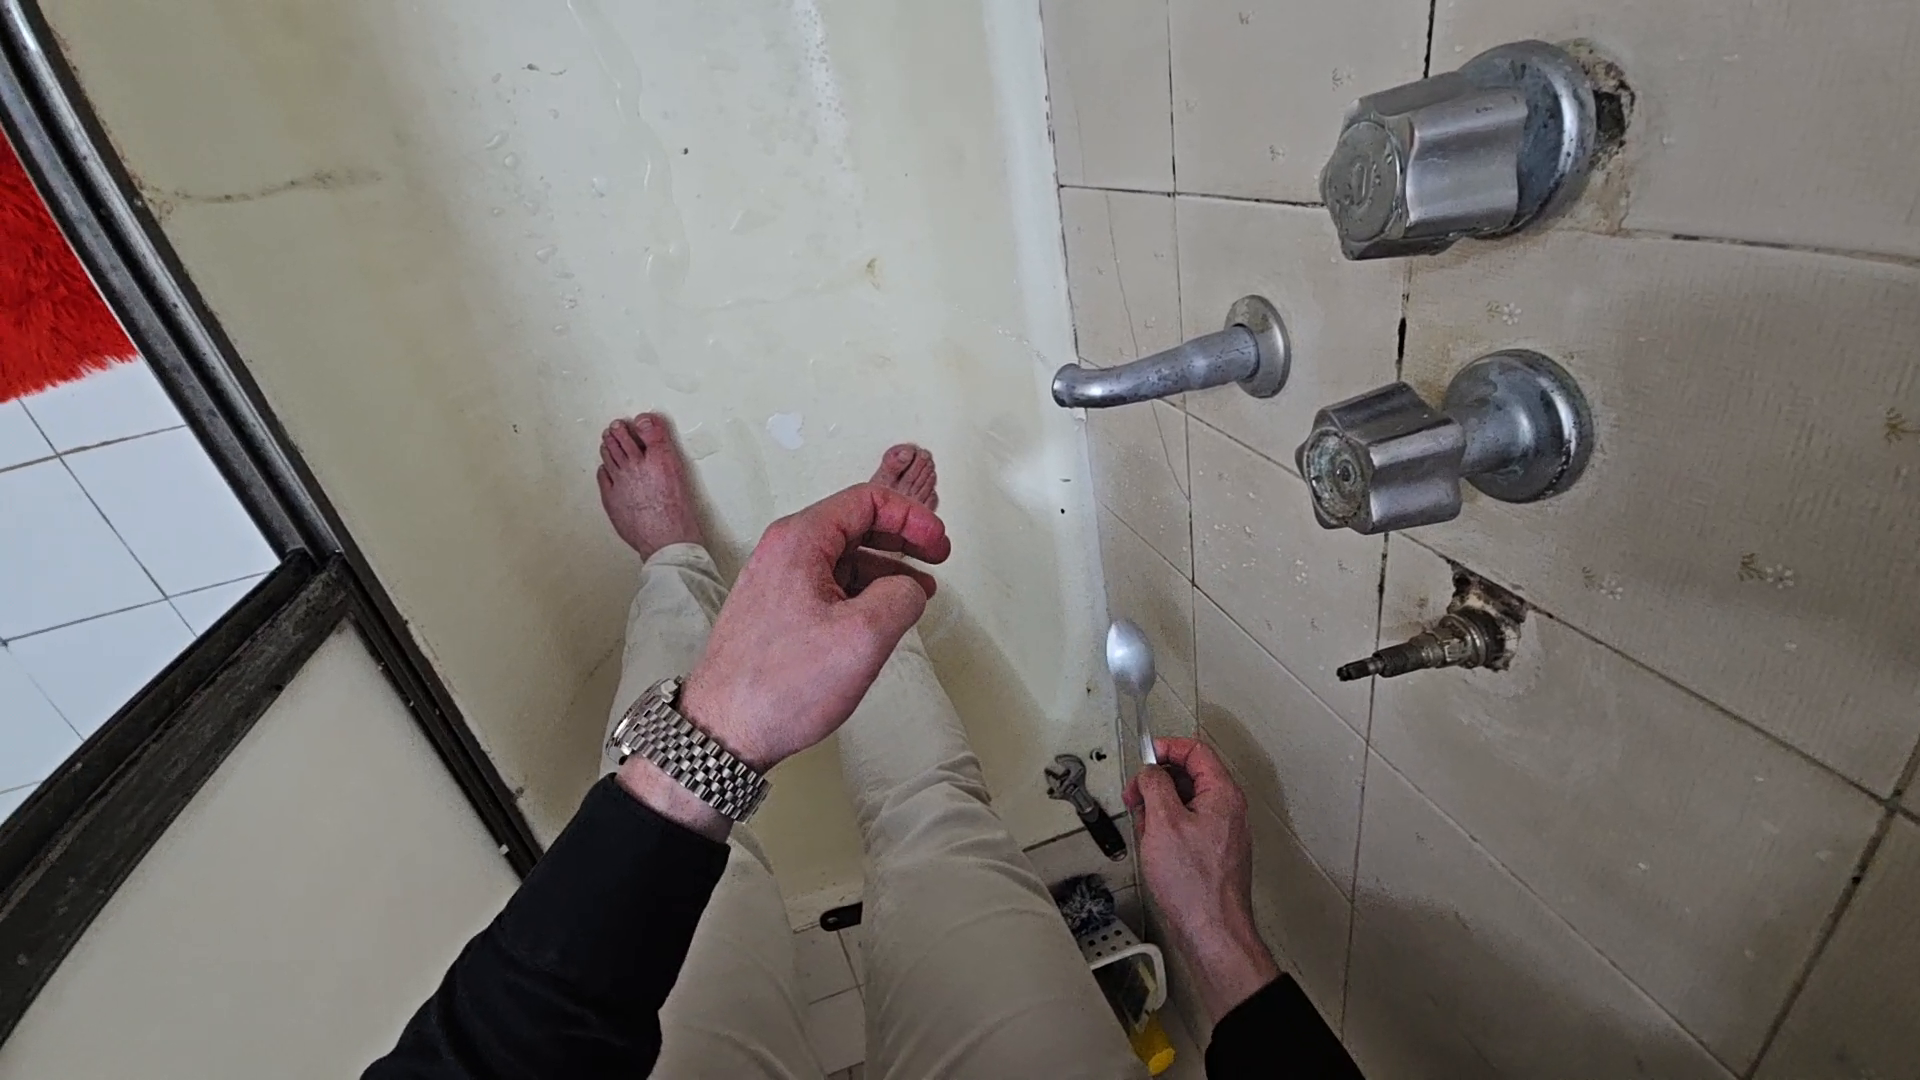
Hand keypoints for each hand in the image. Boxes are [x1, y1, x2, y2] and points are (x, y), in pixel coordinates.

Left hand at [619, 483, 950, 837]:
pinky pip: (830, 584)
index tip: (937, 541)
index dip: (911, 516)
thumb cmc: (780, 686)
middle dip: (903, 538)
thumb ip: (903, 596)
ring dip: (887, 568)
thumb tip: (912, 588)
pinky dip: (864, 591)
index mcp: (800, 541)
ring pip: (845, 557)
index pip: (867, 500)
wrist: (722, 732)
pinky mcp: (779, 610)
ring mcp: (779, 581)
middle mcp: (784, 552)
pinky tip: (883, 615)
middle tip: (936, 556)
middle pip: (856, 524)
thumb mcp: (864, 636)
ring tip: (919, 591)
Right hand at [1125, 737, 1279, 1024]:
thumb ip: (1155, 784)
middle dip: (1157, 782)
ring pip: (1184, 800)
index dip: (1167, 748)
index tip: (1144, 758)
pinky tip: (1153, 845)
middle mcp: (1227, 808)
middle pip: (1189, 775)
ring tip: (1144, 829)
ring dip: (1159, 807)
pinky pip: (1187, 823)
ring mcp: (1222, 830)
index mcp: (1222, 794)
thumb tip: (1150, 771)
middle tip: (1135, 797)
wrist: (1212, 933)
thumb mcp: (1163, 821)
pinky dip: (1166, 827)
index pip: (1196, 751)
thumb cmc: (1192, 882)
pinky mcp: (1213, 850)